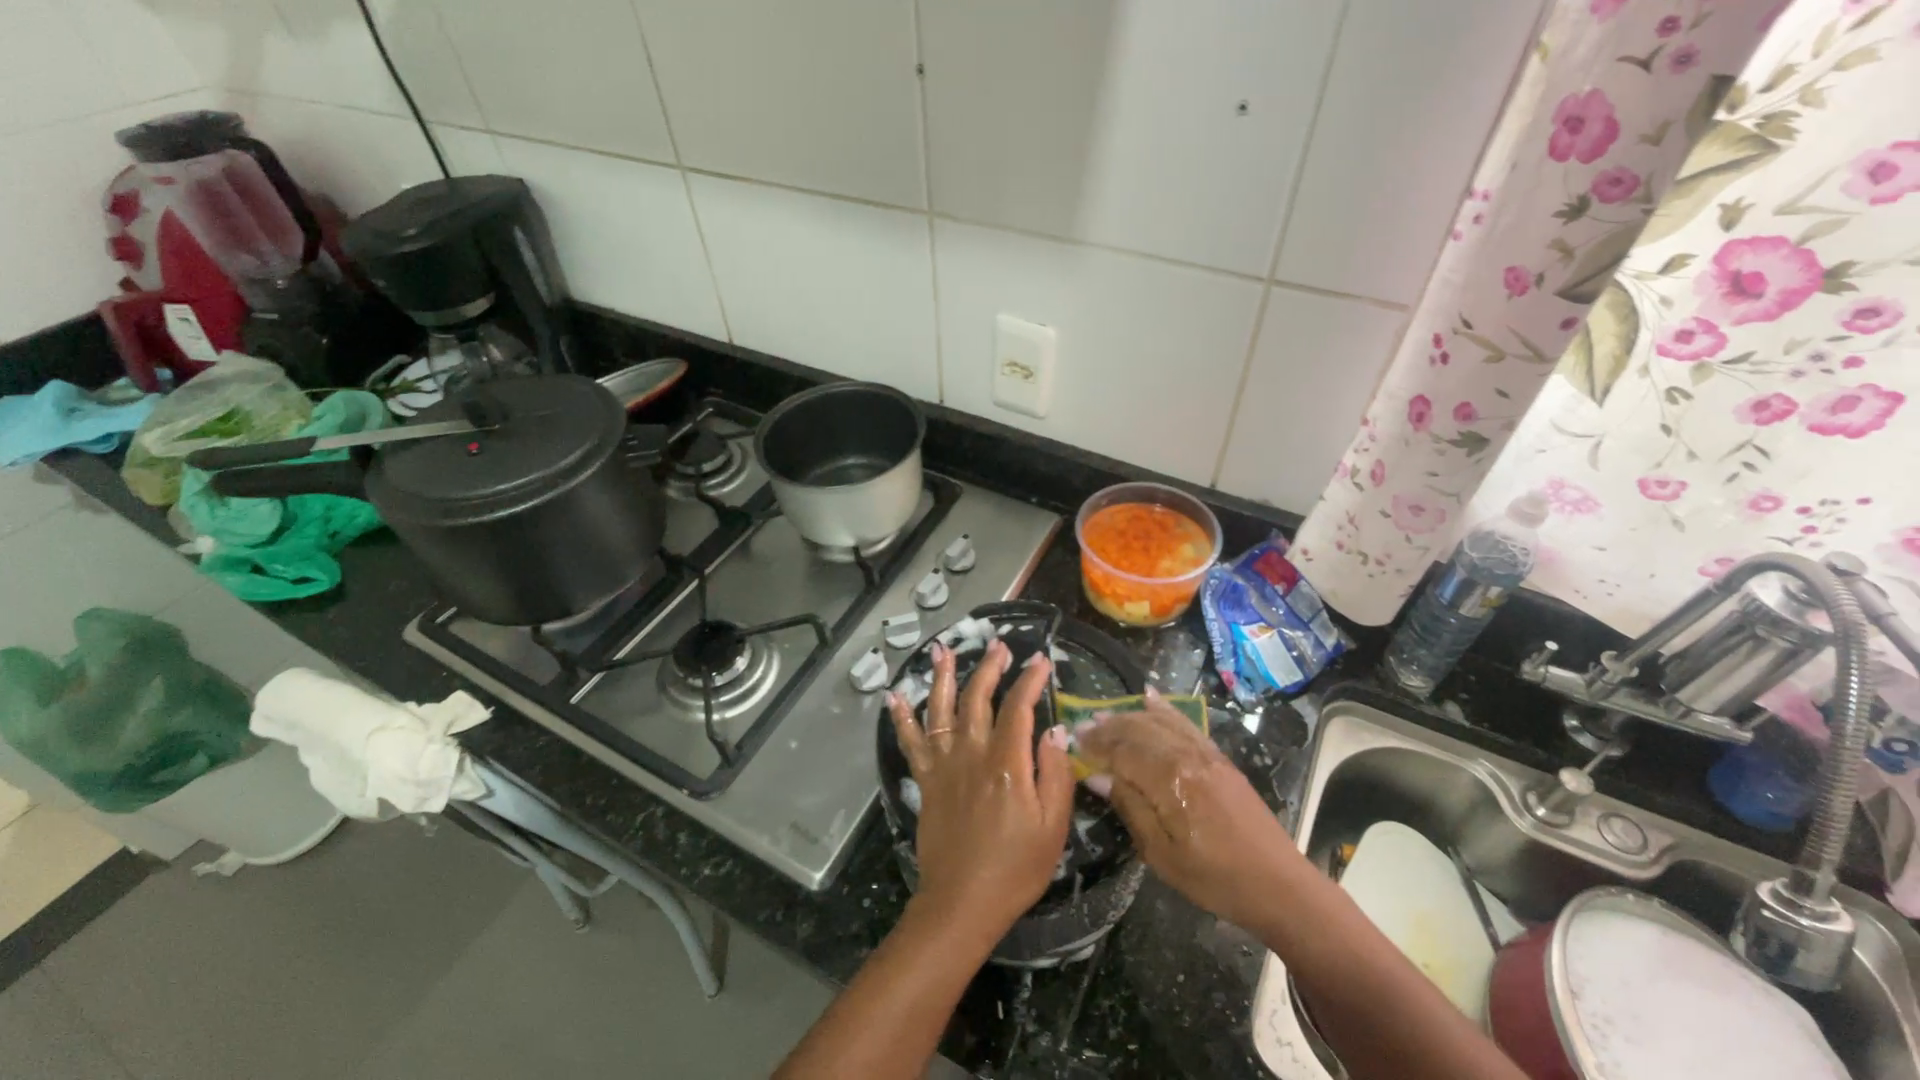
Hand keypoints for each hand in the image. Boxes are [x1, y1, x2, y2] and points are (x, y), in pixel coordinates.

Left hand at [887, 639, 1075, 939]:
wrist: (962, 902)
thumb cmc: (1016, 868)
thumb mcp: (1052, 826)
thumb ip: (1055, 773)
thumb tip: (1055, 729)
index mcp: (1006, 764)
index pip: (1018, 708)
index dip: (1030, 681)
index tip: (1041, 661)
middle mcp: (971, 755)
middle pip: (977, 699)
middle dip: (989, 668)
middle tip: (1000, 646)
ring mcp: (944, 766)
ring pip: (940, 710)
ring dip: (942, 677)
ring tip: (943, 649)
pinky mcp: (926, 782)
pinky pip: (911, 742)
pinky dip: (901, 718)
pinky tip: (894, 696)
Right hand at [1075, 691, 1307, 932]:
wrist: (1279, 885)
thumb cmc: (1215, 879)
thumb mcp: (1162, 855)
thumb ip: (1131, 809)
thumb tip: (1097, 777)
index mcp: (1171, 782)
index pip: (1123, 752)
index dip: (1096, 746)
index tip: (1072, 741)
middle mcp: (1188, 758)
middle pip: (1141, 731)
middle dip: (1110, 727)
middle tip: (1083, 727)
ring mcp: (1208, 756)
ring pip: (1163, 723)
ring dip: (1132, 717)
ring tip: (1106, 715)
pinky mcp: (1222, 761)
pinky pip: (1188, 725)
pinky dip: (1167, 711)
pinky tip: (1151, 700)